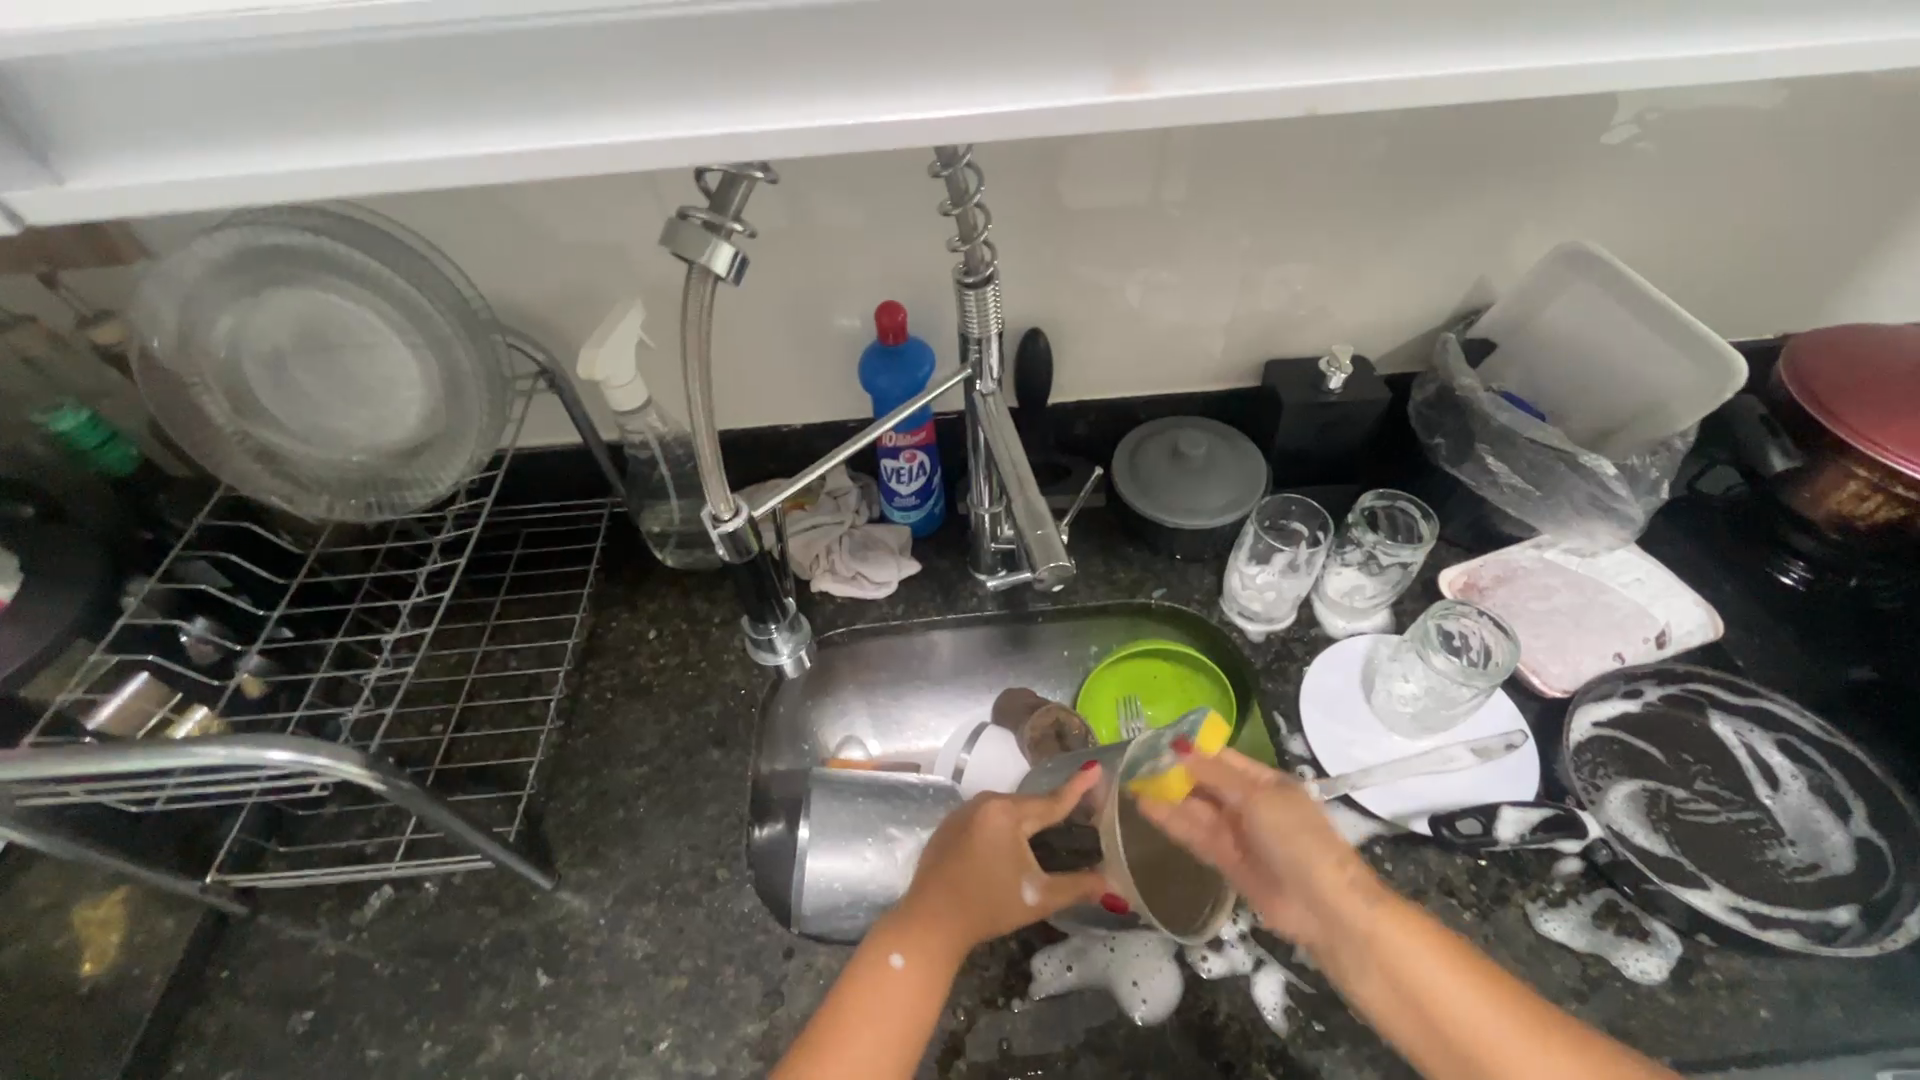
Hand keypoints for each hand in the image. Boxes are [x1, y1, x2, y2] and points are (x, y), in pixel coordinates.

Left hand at [896, 765, 1109, 954]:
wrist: (930, 922)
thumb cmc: (988, 907)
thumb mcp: (1039, 897)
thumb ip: (1080, 887)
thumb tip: (1116, 889)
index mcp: (1008, 813)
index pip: (1052, 800)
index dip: (1078, 787)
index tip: (1097, 768)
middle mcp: (984, 802)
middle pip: (1028, 805)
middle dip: (1050, 811)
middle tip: (1076, 813)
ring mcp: (962, 812)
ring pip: (1005, 812)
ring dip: (1024, 822)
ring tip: (1045, 834)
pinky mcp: (948, 826)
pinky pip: (985, 819)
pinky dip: (1001, 828)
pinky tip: (1007, 848)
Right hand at [1134, 749, 1382, 947]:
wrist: (1324, 907)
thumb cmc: (1297, 839)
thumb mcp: (1258, 798)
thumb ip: (1215, 775)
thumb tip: (1181, 748)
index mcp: (1266, 782)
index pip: (1222, 758)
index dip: (1191, 749)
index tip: (1156, 741)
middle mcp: (1250, 804)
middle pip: (1206, 783)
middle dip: (1175, 773)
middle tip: (1136, 761)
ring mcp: (1238, 834)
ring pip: (1197, 810)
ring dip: (1168, 796)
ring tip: (1132, 782)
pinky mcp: (1226, 862)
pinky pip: (1195, 836)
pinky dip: (1172, 822)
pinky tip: (1146, 808)